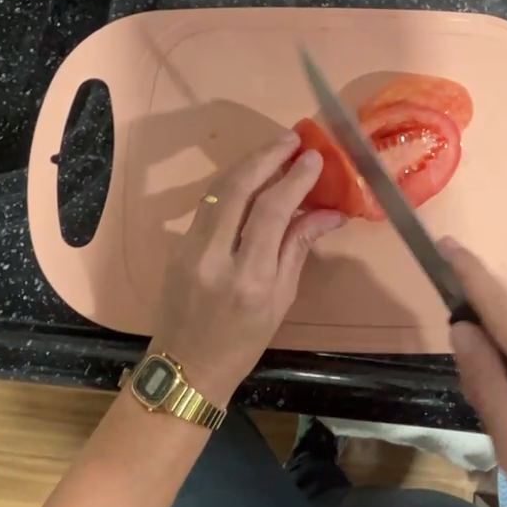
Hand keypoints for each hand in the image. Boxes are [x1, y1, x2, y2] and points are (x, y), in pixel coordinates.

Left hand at [148, 131, 345, 403]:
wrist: (186, 366)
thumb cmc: (244, 341)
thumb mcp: (281, 299)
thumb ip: (299, 247)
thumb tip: (330, 211)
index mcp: (248, 277)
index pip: (271, 211)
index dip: (294, 179)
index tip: (314, 157)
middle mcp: (214, 256)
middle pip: (238, 188)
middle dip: (267, 157)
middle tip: (293, 139)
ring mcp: (189, 248)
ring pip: (218, 190)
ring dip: (248, 164)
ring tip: (275, 150)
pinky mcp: (176, 244)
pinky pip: (208, 204)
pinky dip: (232, 184)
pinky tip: (250, 176)